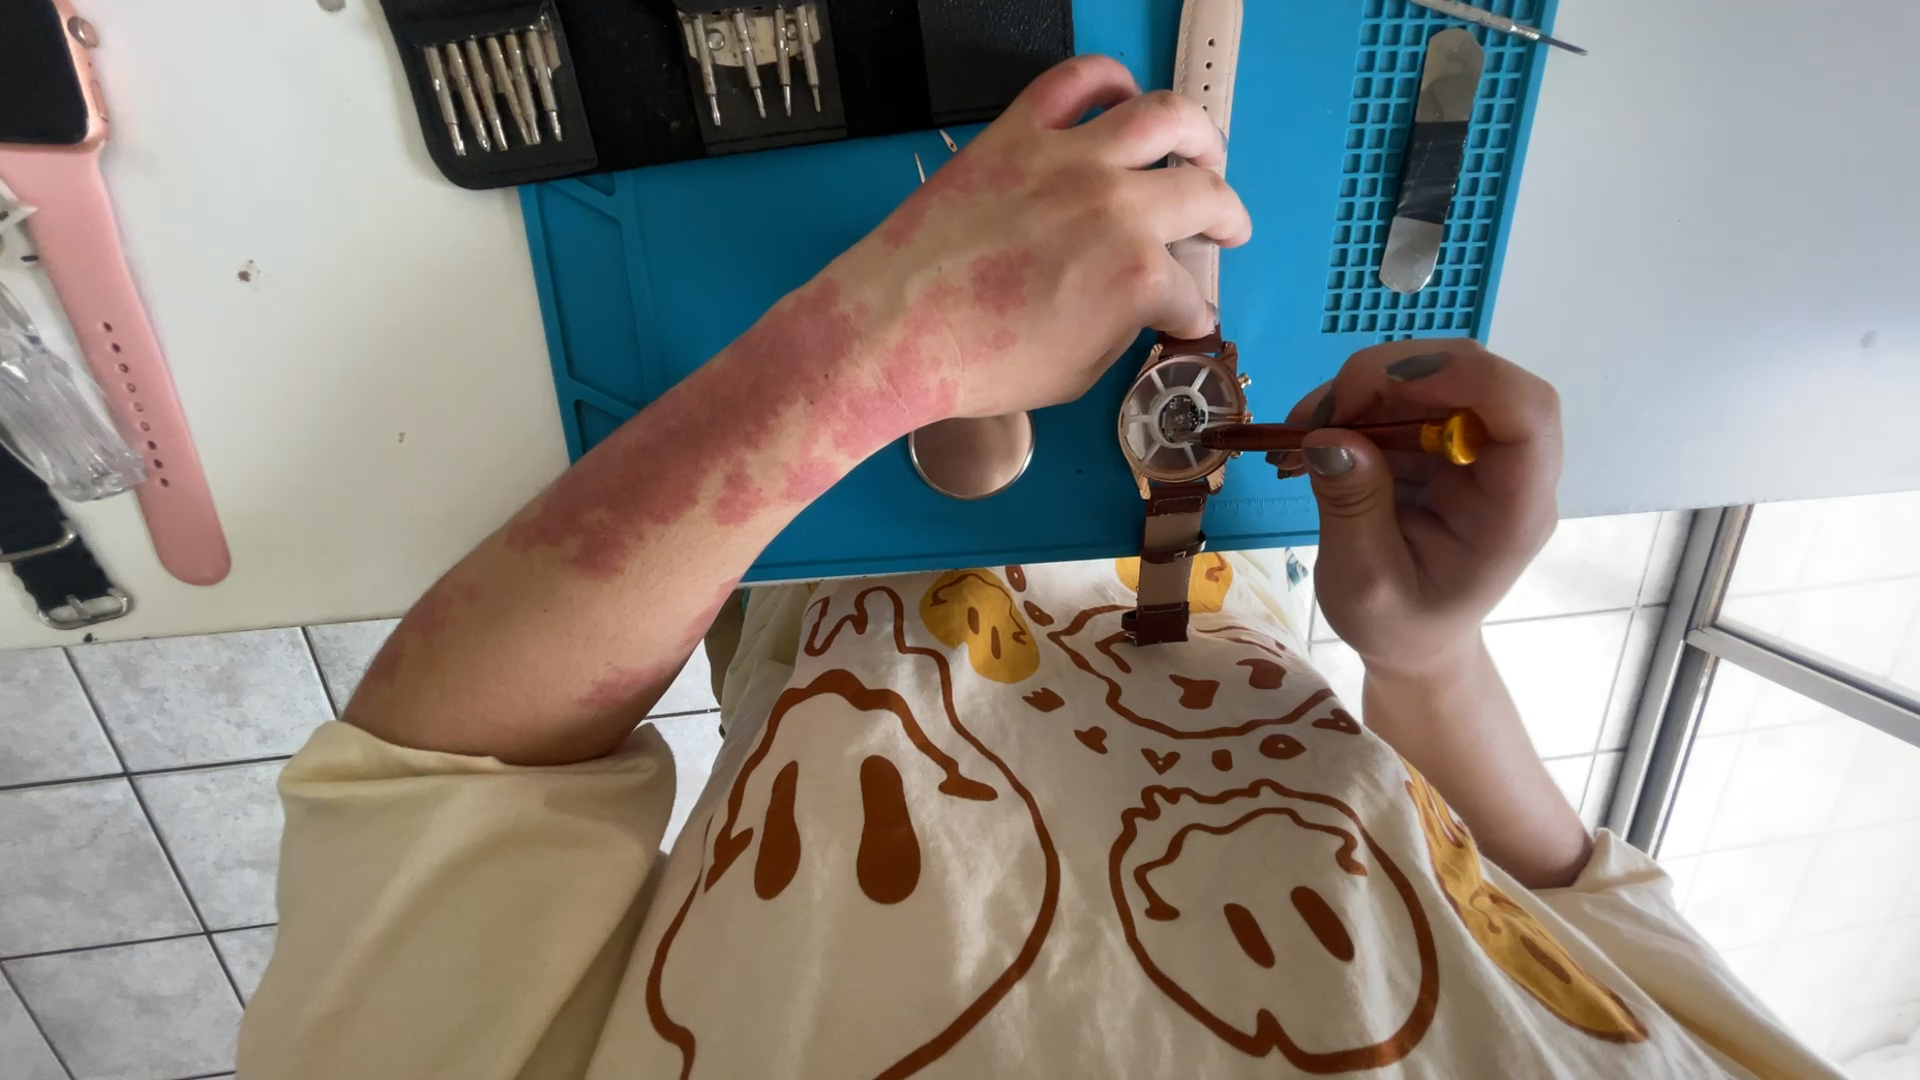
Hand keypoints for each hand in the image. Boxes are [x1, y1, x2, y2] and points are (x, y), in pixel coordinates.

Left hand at [831, 55, 1251, 420]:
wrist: (895, 333)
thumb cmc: (980, 370)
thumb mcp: (1072, 376)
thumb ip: (1119, 333)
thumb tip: (1135, 311)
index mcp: (1136, 279)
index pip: (1187, 295)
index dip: (1193, 314)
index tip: (1187, 320)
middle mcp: (1118, 207)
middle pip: (1203, 196)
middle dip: (1227, 221)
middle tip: (1228, 230)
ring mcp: (1070, 159)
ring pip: (1164, 117)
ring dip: (1199, 136)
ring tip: (1206, 152)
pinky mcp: (1019, 132)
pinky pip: (1077, 80)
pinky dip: (1109, 80)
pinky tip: (1122, 97)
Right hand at [1281, 340, 1562, 678]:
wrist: (1409, 640)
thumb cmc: (1396, 624)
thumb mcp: (1363, 581)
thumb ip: (1351, 509)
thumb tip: (1329, 436)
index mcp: (1513, 509)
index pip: (1524, 411)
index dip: (1459, 377)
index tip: (1373, 387)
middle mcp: (1504, 467)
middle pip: (1470, 379)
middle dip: (1386, 380)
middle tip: (1316, 417)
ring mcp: (1470, 453)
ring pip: (1426, 381)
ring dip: (1357, 393)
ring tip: (1299, 433)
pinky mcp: (1436, 448)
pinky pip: (1398, 402)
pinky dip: (1348, 409)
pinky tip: (1310, 439)